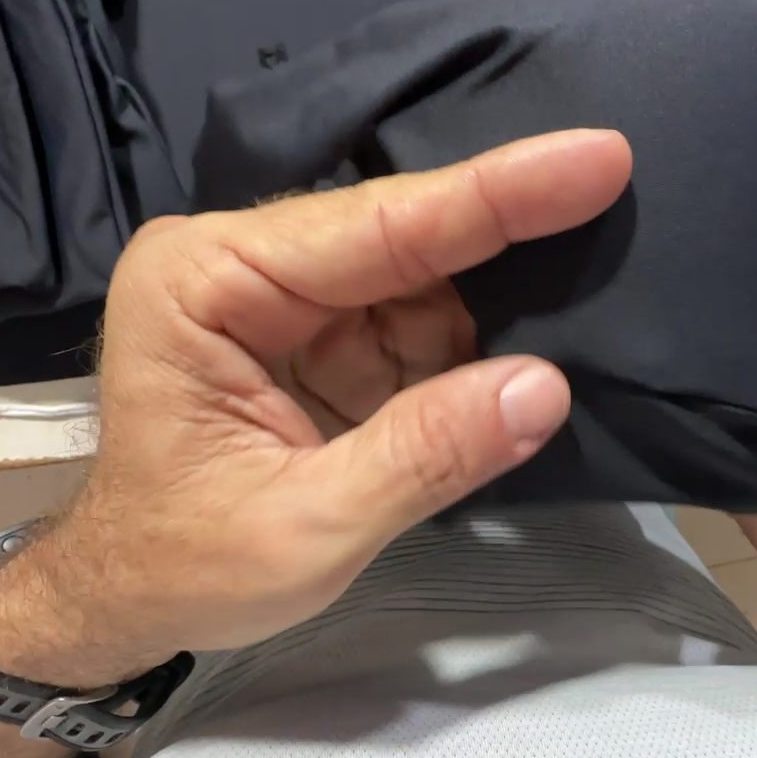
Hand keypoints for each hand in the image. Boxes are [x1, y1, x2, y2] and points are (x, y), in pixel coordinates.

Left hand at [0, 131, 632, 685]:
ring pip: (429, 289)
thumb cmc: (190, 566)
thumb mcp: (307, 526)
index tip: (600, 158)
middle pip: (409, 243)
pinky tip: (523, 363)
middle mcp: (252, 271)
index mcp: (211, 283)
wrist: (139, 599)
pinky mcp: (332, 350)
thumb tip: (546, 389)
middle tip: (617, 205)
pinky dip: (477, 358)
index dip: (498, 196)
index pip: (377, 227)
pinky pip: (426, 335)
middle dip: (509, 242)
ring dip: (499, 314)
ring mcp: (297, 309)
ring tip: (583, 311)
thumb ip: (423, 456)